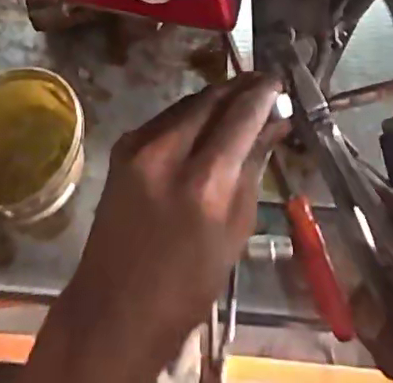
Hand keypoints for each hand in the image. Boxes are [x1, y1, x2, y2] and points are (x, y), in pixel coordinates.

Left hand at [21, 74, 283, 382]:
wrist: (114, 310)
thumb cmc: (188, 285)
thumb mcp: (235, 230)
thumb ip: (254, 166)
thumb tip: (276, 123)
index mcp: (205, 182)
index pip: (241, 116)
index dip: (263, 93)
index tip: (278, 82)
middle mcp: (169, 153)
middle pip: (213, 99)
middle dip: (241, 86)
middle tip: (263, 83)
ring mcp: (139, 147)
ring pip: (189, 103)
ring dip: (217, 96)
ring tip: (240, 96)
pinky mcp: (122, 148)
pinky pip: (166, 117)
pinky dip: (191, 112)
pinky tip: (207, 118)